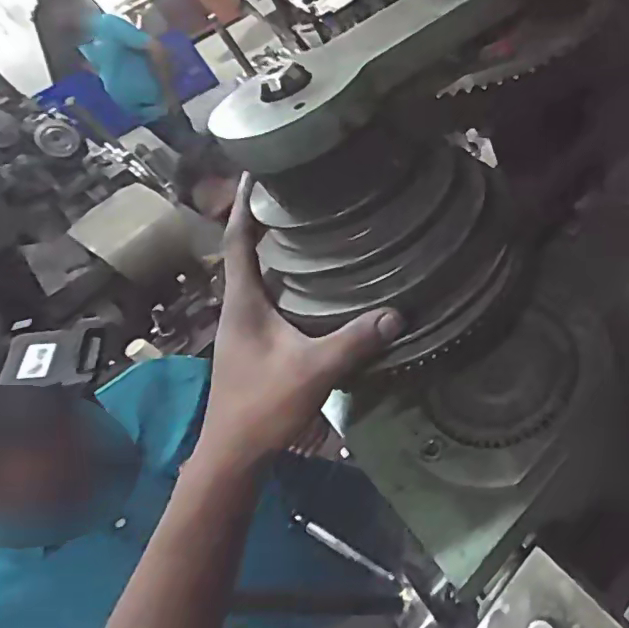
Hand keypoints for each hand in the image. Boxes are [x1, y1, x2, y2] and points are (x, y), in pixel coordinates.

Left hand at [196, 176, 401, 467]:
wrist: (232, 454)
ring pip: (259, 277)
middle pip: (246, 252)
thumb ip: (353, 342)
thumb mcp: (312, 371)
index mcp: (242, 303)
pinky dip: (286, 281)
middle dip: (266, 221)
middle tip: (297, 194)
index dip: (245, 206)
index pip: (238, 241)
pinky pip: (269, 298)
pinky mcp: (254, 344)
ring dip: (276, 252)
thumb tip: (397, 313)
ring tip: (309, 230)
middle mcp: (237, 308)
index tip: (255, 173)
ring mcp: (243, 328)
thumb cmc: (261, 407)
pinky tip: (313, 286)